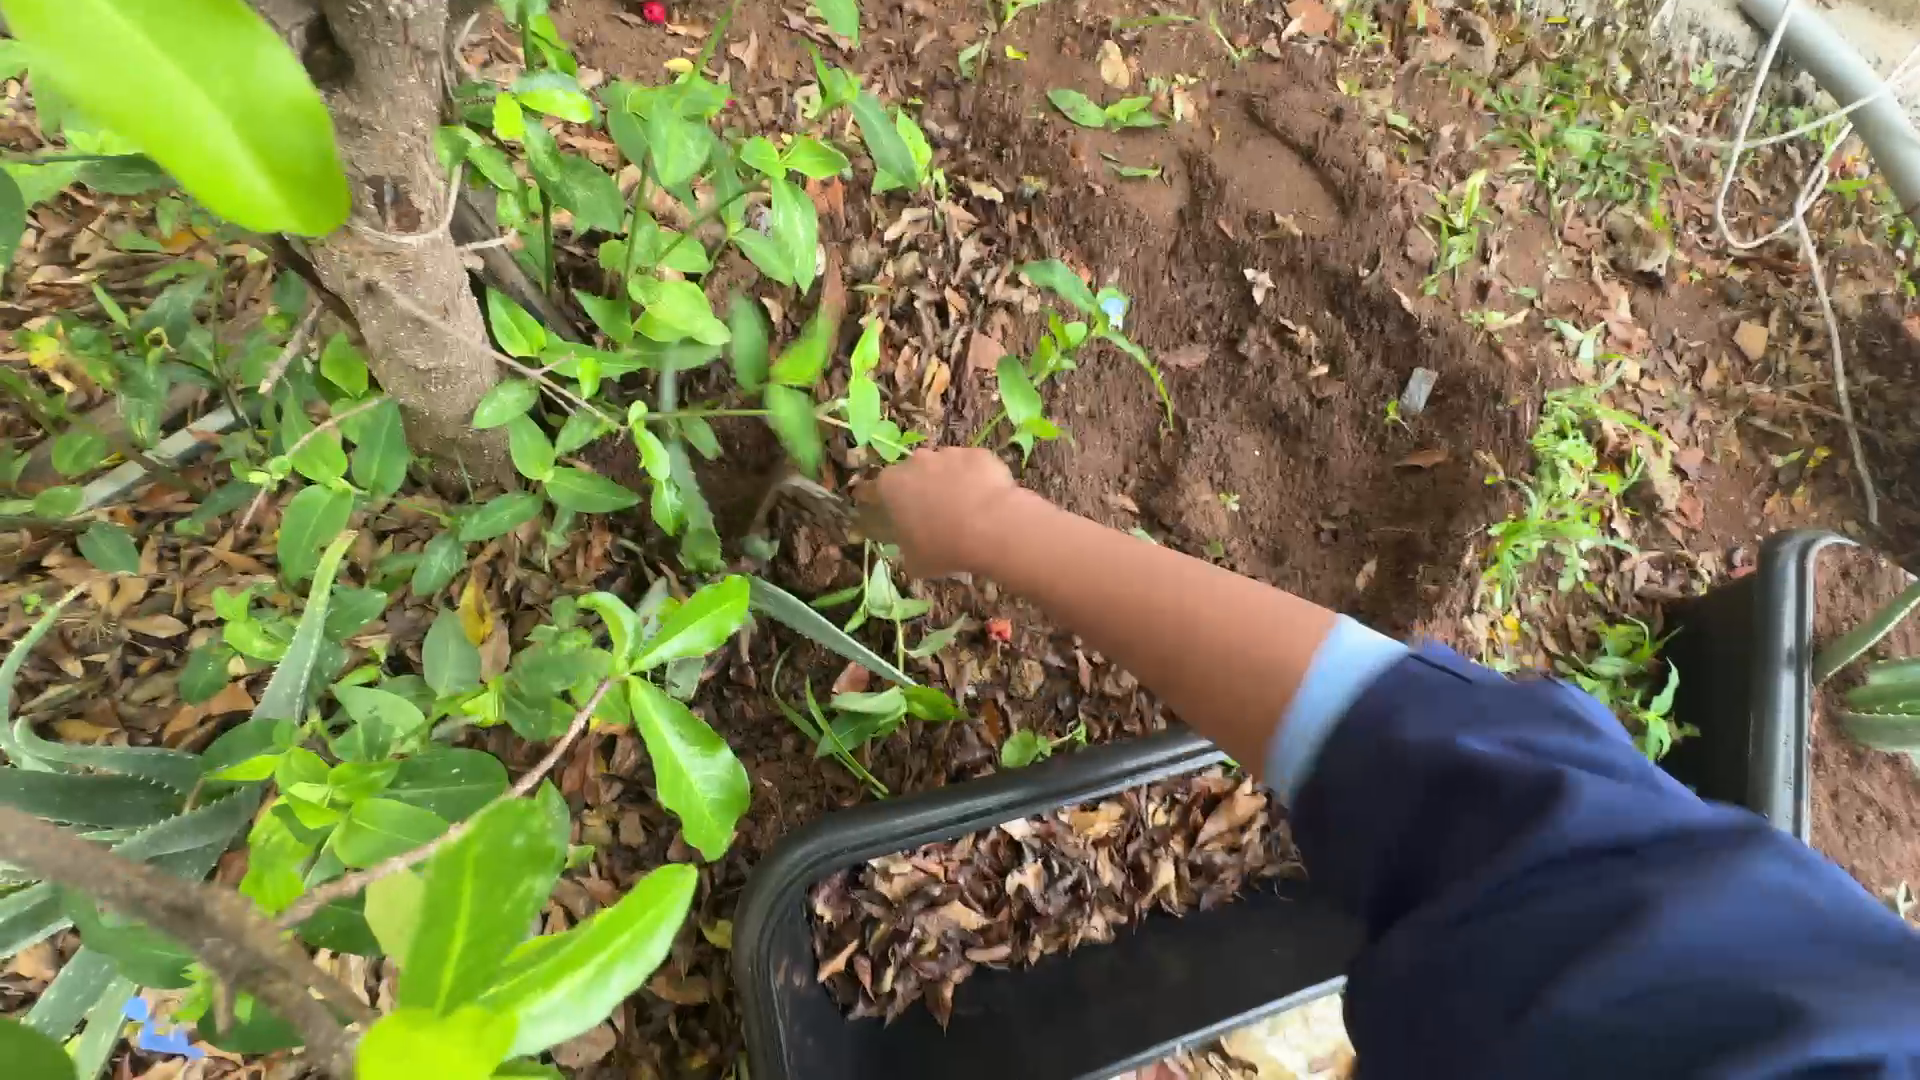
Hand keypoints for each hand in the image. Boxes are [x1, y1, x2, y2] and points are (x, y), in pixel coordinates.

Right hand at [872, 447, 1023, 576]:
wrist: (990, 529)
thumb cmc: (943, 548)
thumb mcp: (915, 562)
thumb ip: (907, 549)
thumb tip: (913, 550)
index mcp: (891, 485)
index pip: (879, 488)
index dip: (891, 502)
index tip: (903, 517)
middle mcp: (916, 461)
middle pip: (915, 472)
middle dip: (924, 489)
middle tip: (938, 516)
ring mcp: (949, 453)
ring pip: (946, 466)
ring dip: (952, 482)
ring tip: (968, 510)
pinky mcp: (978, 453)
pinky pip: (974, 466)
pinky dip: (978, 479)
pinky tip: (988, 501)